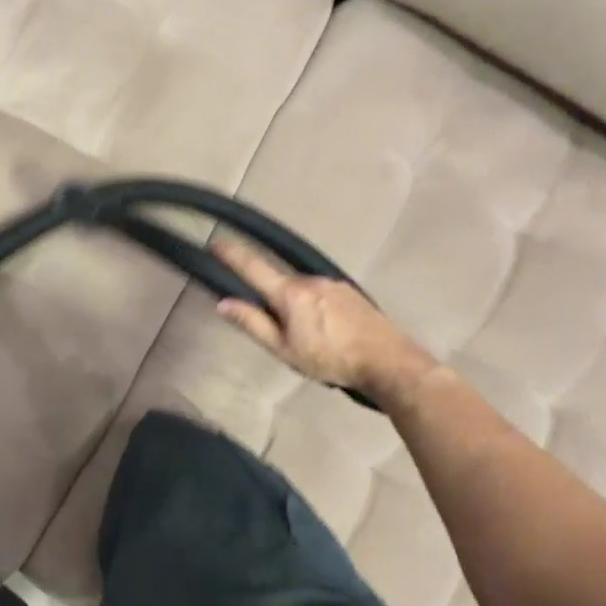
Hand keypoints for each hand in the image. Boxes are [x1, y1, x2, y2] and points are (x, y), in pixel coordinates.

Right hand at [210, 237, 435, 396]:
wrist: (389, 362)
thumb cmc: (330, 359)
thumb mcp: (283, 349)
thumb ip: (253, 323)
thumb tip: (223, 303)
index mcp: (289, 294)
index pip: (253, 267)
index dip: (233, 255)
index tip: (217, 242)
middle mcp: (310, 281)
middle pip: (279, 283)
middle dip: (271, 298)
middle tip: (275, 327)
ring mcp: (334, 285)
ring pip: (302, 290)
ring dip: (296, 305)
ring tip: (305, 335)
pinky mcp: (351, 293)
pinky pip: (321, 295)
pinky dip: (314, 307)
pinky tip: (325, 330)